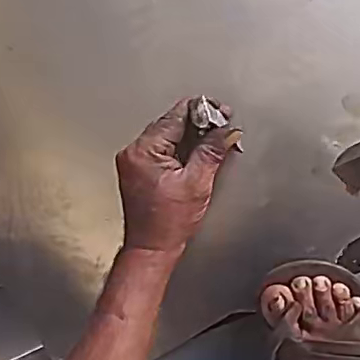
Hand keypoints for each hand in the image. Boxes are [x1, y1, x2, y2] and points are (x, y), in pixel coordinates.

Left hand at [116, 98, 241, 254]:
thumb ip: (211, 151)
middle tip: (223, 127)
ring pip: (169, 136)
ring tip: (214, 142)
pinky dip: (182, 148)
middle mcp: (134, 152)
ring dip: (193, 136)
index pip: (176, 116)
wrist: (152, 248)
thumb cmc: (167, 224)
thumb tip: (225, 130)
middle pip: (171, 123)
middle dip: (200, 124)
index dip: (202, 111)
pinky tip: (198, 154)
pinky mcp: (140, 170)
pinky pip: (164, 149)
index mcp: (144, 151)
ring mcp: (135, 161)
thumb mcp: (197, 183)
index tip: (221, 113)